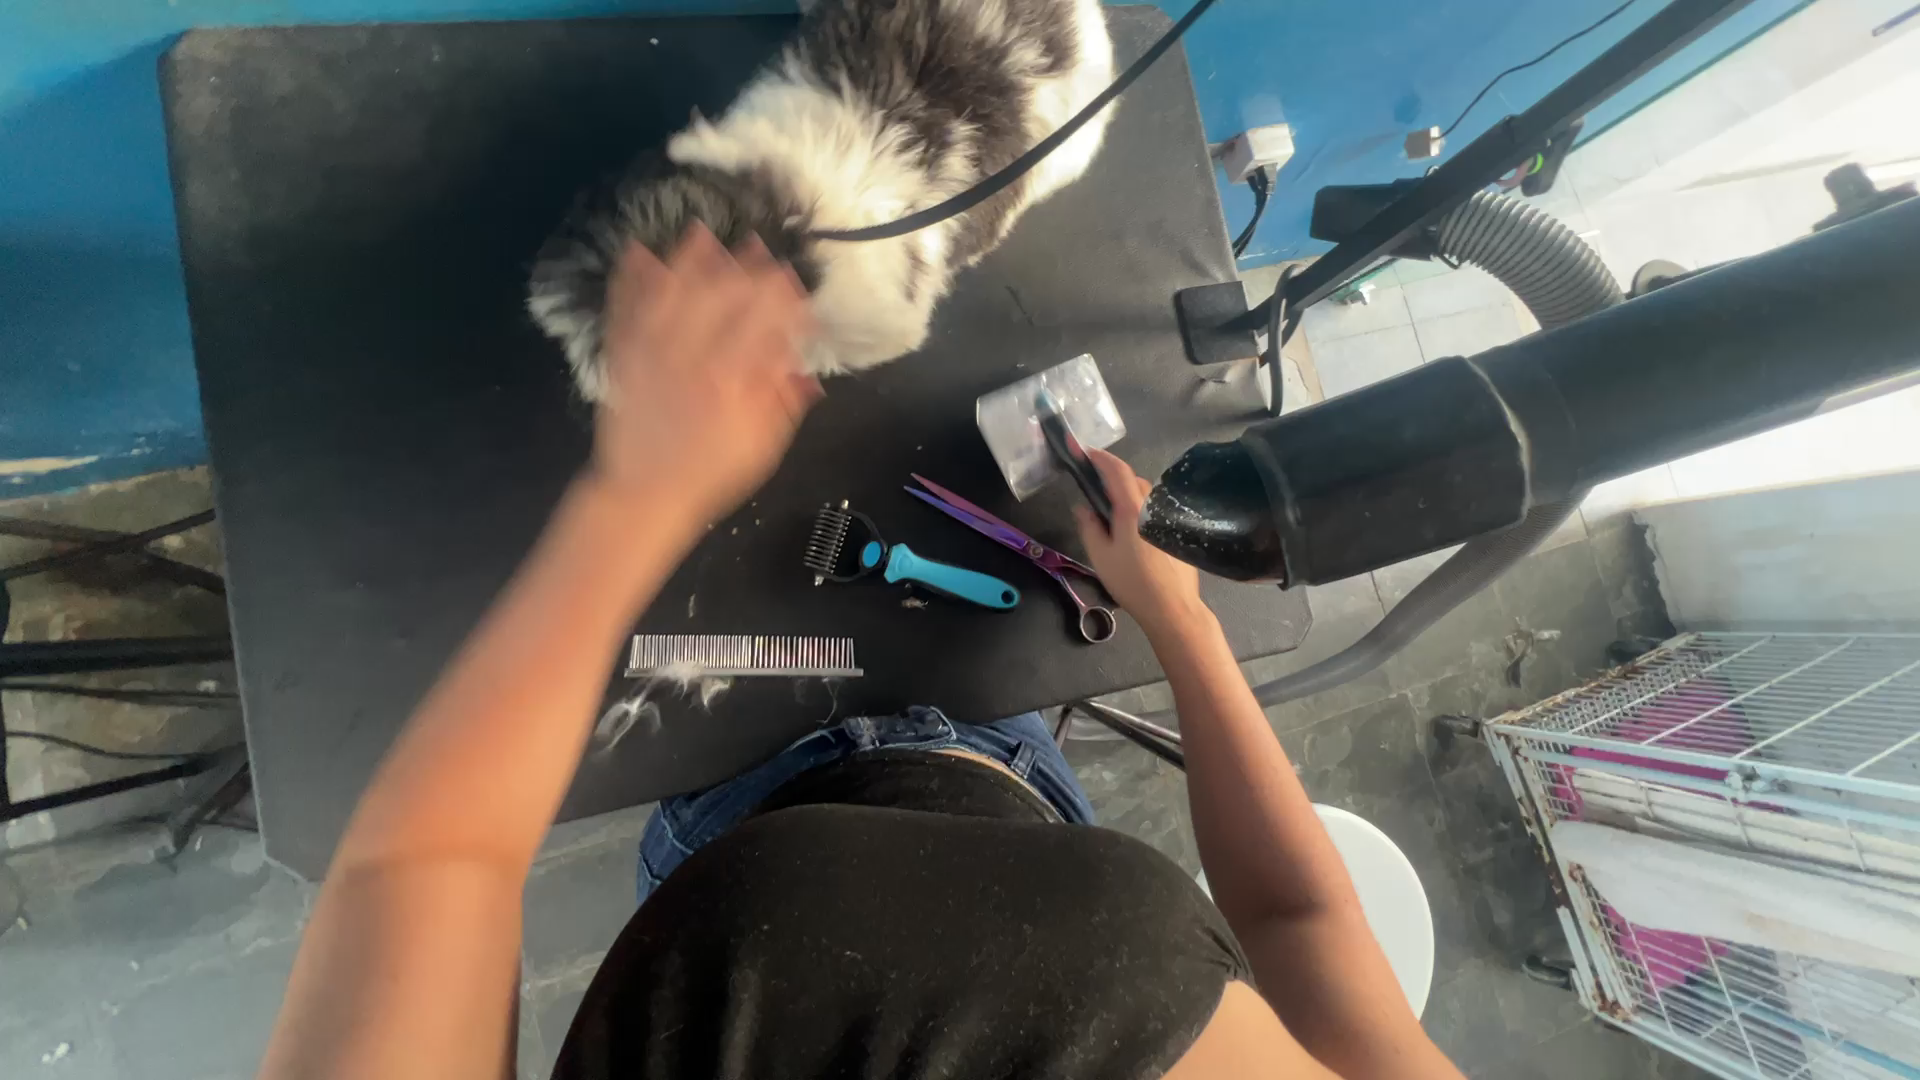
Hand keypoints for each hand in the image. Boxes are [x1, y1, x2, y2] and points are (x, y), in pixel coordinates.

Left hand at [588, 223, 821, 527]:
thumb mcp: (764, 445)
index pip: (766, 323)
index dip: (784, 298)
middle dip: (746, 268)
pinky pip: (627, 309)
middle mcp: (695, 355)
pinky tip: (638, 252)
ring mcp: (655, 351)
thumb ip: (783, 401)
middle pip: (724, 297)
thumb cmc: (714, 473)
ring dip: (691, 260)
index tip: (796, 284)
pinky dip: (632, 279)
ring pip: (675, 293)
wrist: (646, 492)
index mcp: (735, 379)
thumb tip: (804, 368)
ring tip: (704, 233)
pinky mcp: (624, 354)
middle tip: (762, 247)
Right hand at [1072, 448, 1208, 634]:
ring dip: (1129, 496)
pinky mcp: (1178, 530)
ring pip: (1146, 495)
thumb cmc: (1132, 582)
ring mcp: (1169, 517)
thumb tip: (1082, 507)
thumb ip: (1088, 526)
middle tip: (1096, 496)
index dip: (1100, 457)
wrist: (1171, 607)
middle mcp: (1153, 506)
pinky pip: (1155, 510)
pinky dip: (1142, 512)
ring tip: (1114, 518)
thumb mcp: (1099, 555)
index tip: (1085, 452)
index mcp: (1132, 508)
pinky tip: (1136, 535)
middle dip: (1113, 480)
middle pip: (1133, 480)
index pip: (1116, 470)